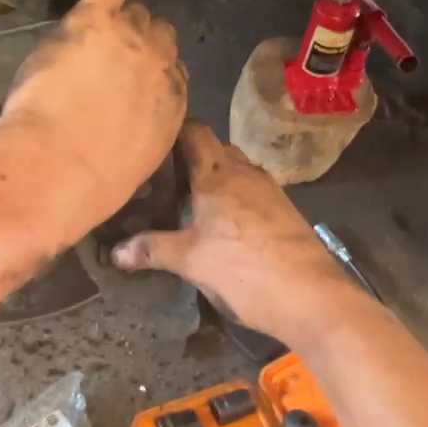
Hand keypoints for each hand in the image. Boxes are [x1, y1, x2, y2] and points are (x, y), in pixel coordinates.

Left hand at [0, 0, 186, 224]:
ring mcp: (130, 37)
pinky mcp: (94, 19)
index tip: (131, 79)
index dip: (151, 71)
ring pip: (136, 13)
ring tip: (95, 28)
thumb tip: (126, 129)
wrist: (61, 165)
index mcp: (173, 103)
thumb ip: (139, 134)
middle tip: (108, 56)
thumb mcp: (135, 163)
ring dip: (120, 19)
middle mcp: (160, 64)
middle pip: (159, 36)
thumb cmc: (91, 180)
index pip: (172, 72)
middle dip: (139, 42)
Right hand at [112, 123, 358, 340]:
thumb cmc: (244, 269)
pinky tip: (223, 221)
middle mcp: (245, 173)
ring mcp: (270, 191)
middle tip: (165, 172)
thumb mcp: (190, 261)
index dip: (175, 129)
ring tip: (189, 195)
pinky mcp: (285, 212)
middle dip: (193, 154)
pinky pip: (252, 191)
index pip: (196, 132)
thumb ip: (152, 250)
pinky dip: (235, 196)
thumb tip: (115, 252)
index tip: (154, 137)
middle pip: (216, 148)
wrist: (312, 297)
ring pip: (236, 170)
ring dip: (216, 176)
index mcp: (217, 174)